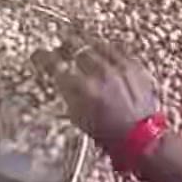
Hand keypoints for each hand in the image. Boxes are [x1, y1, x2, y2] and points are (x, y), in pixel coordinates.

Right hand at [36, 38, 162, 148]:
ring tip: (79, 43)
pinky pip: (116, 49)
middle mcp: (99, 74)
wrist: (142, 138)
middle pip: (75, 47)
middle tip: (60, 46)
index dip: (42, 57)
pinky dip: (106, 48)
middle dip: (64, 45)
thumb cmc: (111, 134)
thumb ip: (68, 94)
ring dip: (85, 43)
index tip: (38, 54)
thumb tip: (62, 80)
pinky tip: (102, 49)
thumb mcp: (78, 117)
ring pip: (96, 44)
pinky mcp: (134, 66)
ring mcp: (118, 67)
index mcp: (82, 88)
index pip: (55, 65)